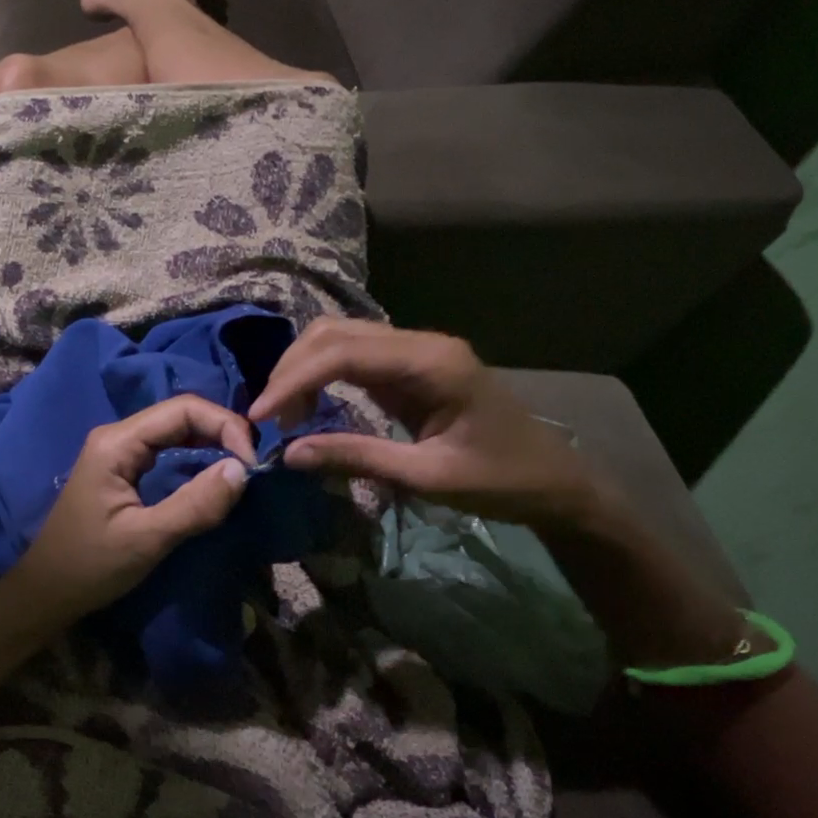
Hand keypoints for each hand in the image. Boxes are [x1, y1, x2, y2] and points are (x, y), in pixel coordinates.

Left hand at [4, 395, 253, 629]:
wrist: (48, 590)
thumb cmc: (91, 565)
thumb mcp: (147, 539)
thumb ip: (194, 504)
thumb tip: (242, 470)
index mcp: (117, 442)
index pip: (182, 409)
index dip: (224, 425)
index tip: (252, 462)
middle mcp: (117, 436)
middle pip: (180, 414)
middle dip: (222, 431)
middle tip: (255, 465)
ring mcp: (118, 452)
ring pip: (175, 431)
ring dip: (212, 442)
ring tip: (243, 469)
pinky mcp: (123, 470)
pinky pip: (166, 450)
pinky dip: (196, 457)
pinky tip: (216, 476)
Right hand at [247, 319, 596, 528]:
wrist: (557, 483)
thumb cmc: (501, 481)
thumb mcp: (426, 478)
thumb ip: (355, 457)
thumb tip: (289, 452)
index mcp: (432, 362)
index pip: (342, 354)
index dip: (292, 380)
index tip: (260, 415)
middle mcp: (420, 342)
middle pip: (333, 333)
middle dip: (291, 369)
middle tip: (268, 417)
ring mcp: (416, 349)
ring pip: (338, 337)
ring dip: (302, 368)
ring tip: (285, 413)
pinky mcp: (410, 364)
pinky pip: (352, 354)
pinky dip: (320, 374)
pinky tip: (307, 404)